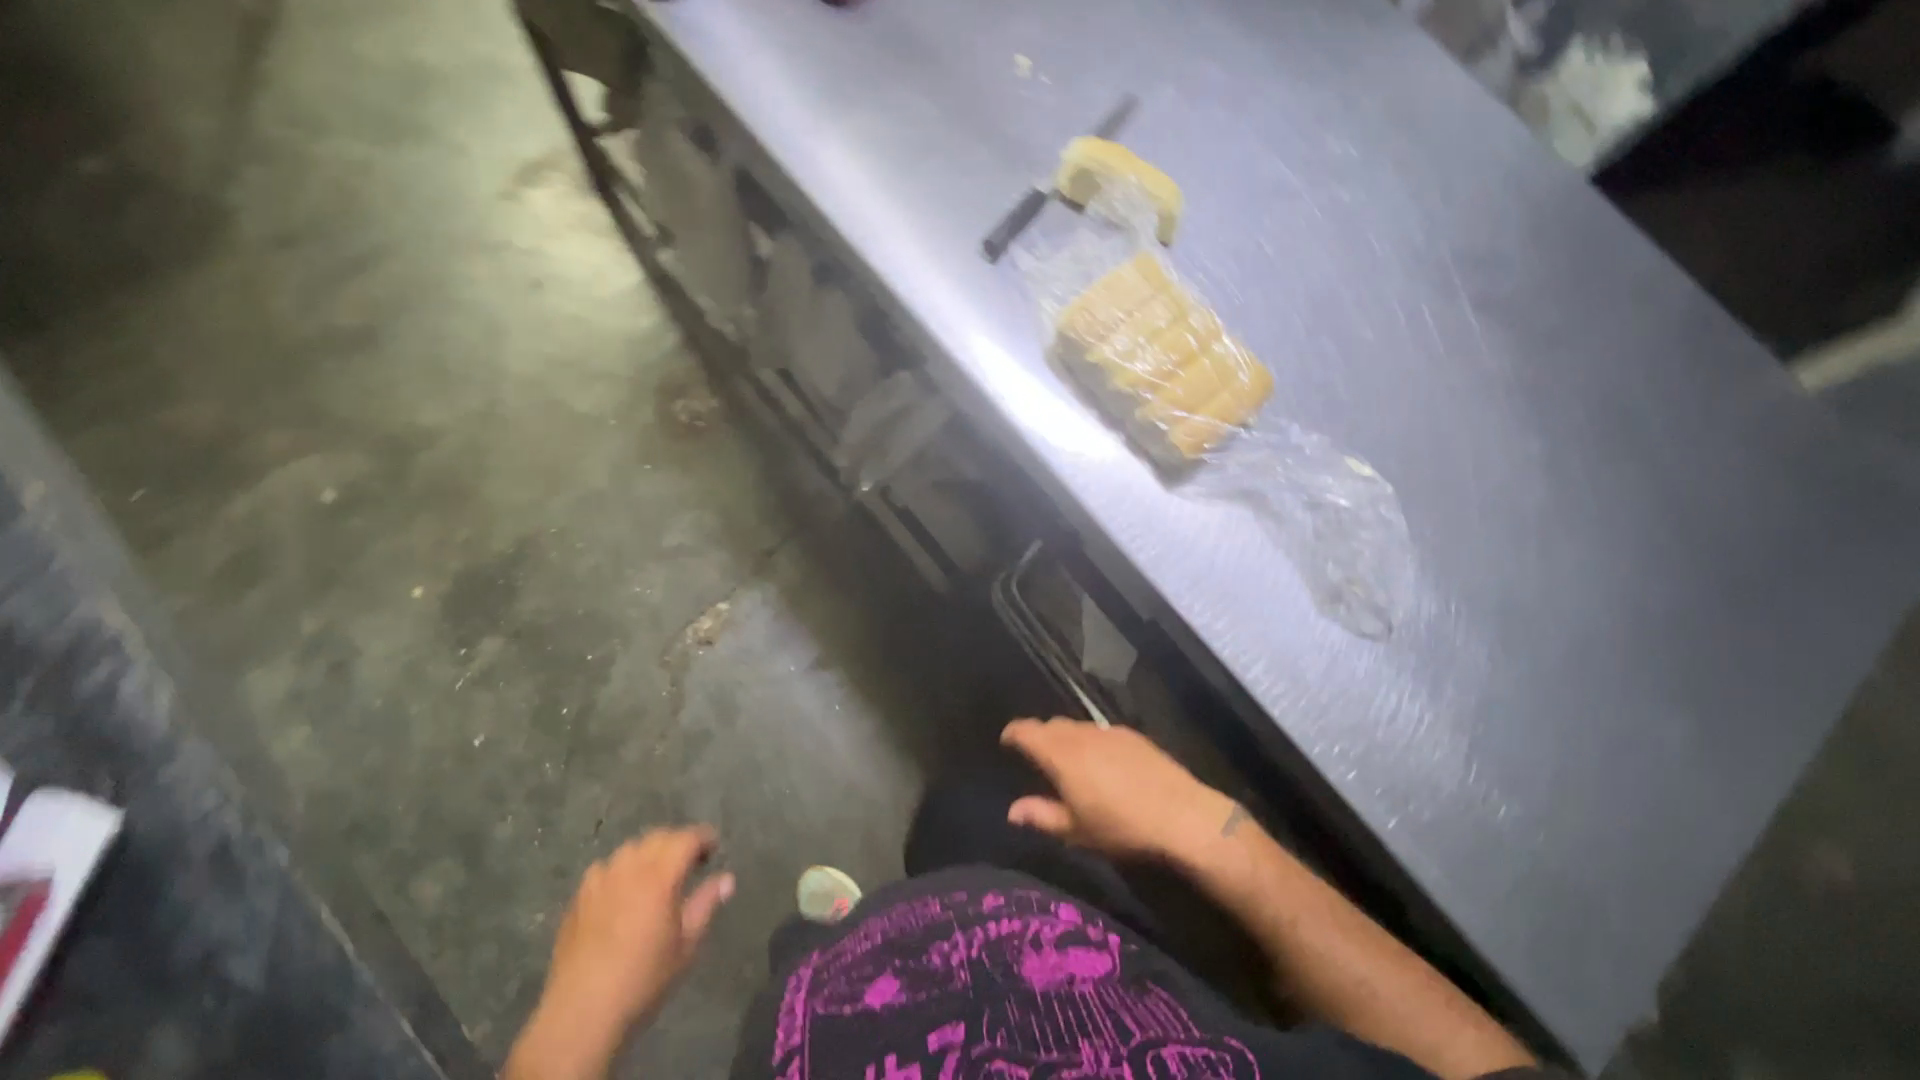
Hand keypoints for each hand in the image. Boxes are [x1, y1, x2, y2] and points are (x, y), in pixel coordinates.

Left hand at [507, 828, 733, 1079]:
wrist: (584, 1010)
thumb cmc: (644, 979)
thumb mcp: (686, 945)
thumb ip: (706, 904)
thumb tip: (726, 879)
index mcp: (659, 877)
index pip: (685, 839)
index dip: (703, 838)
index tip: (714, 847)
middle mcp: (627, 869)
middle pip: (657, 838)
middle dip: (678, 842)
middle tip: (691, 862)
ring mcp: (598, 881)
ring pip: (629, 850)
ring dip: (649, 853)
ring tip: (659, 874)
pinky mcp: (578, 897)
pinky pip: (605, 868)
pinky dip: (622, 869)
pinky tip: (624, 891)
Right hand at [1000, 717, 1237, 860]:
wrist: (1183, 816)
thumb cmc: (1122, 827)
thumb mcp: (1077, 830)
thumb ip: (1042, 816)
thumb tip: (1013, 810)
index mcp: (1062, 755)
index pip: (1028, 731)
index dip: (1014, 733)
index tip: (1006, 741)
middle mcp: (1083, 735)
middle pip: (1052, 725)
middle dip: (1039, 734)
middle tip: (1033, 754)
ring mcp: (1111, 733)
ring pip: (1078, 727)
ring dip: (1066, 737)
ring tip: (1066, 760)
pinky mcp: (1135, 737)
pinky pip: (1101, 732)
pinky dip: (1090, 741)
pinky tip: (1100, 762)